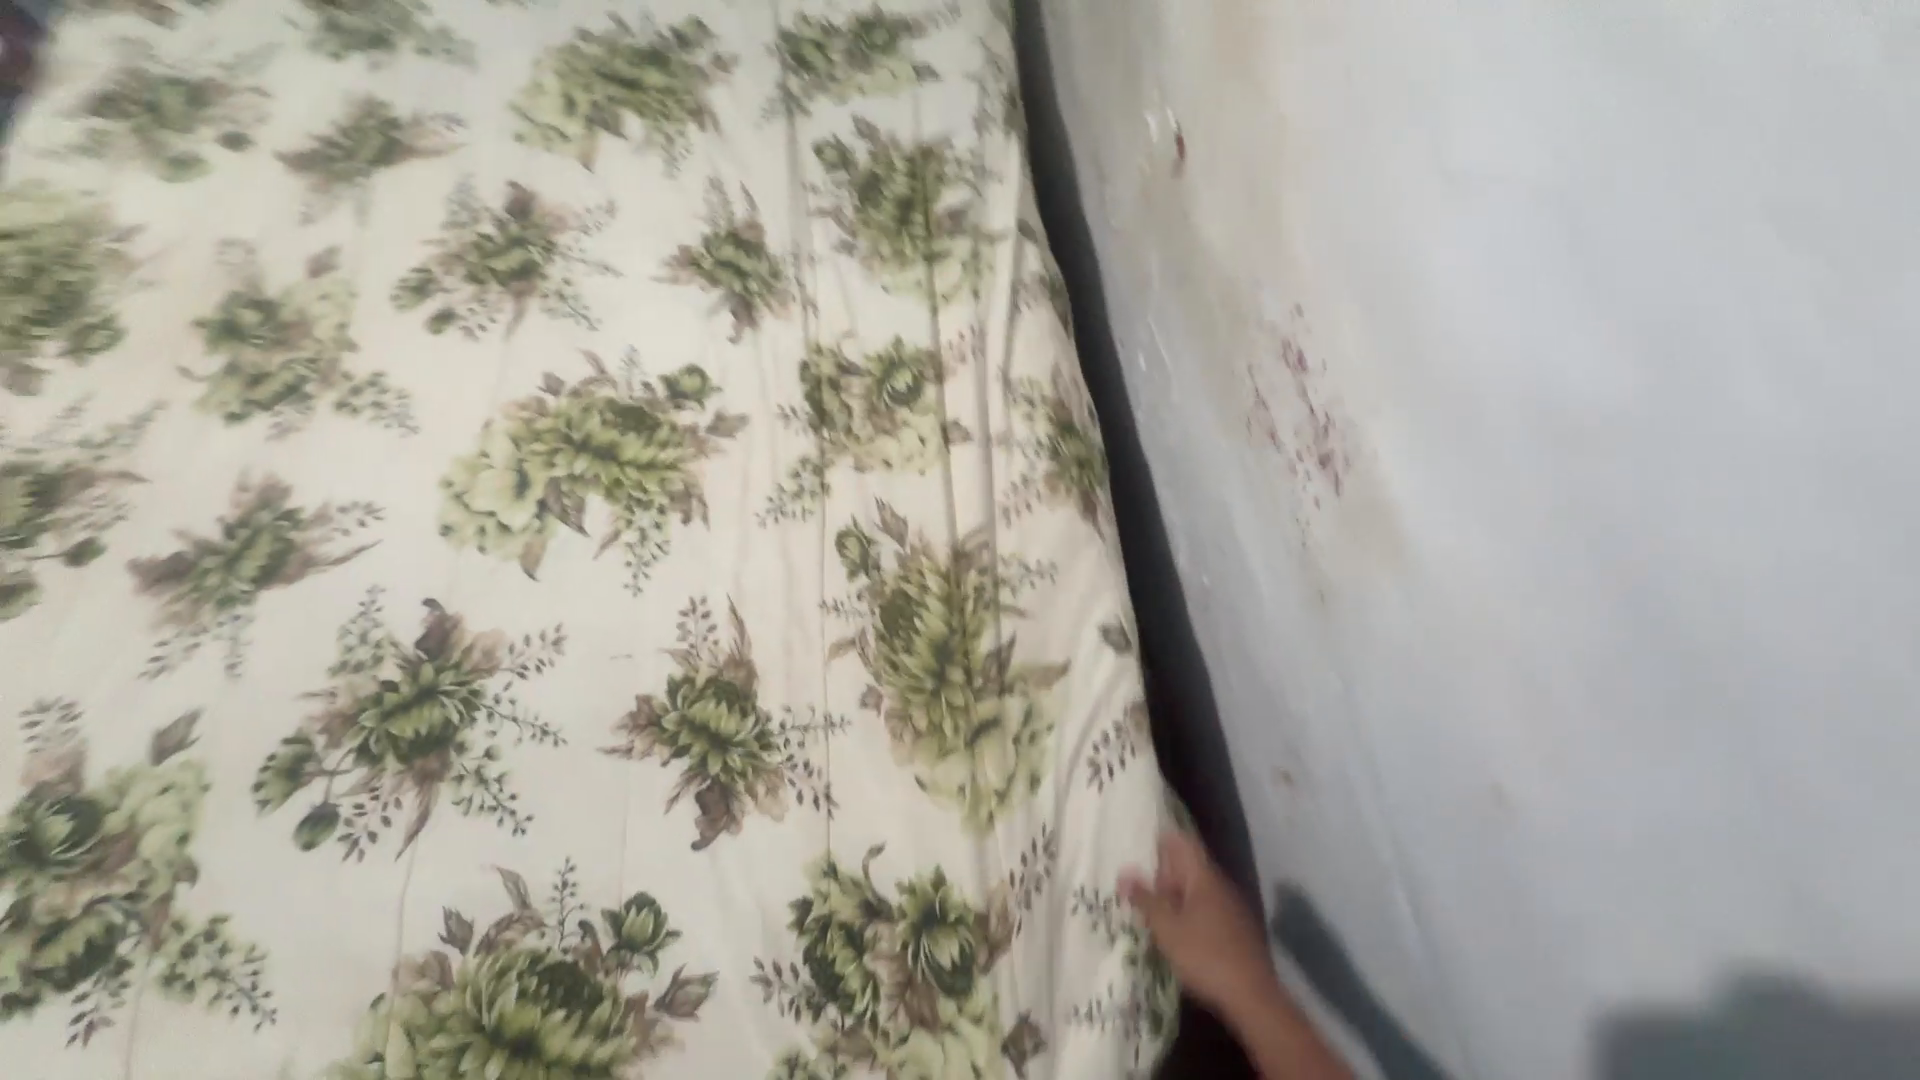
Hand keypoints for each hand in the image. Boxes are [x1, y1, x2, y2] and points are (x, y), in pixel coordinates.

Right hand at [1119, 829, 1282, 1018]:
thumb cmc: (1205, 955)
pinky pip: (1205, 909)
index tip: (1138, 839)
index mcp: (1203, 877)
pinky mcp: (1235, 930)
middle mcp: (1219, 885)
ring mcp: (1231, 908)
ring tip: (1147, 908)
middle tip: (1134, 882)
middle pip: (1188, 867)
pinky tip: (1173, 932)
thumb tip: (1124, 872)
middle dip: (1162, 872)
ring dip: (1173, 896)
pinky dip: (1187, 913)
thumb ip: (1145, 899)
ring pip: (1195, 890)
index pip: (1182, 842)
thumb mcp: (1167, 928)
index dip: (1161, 837)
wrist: (1253, 997)